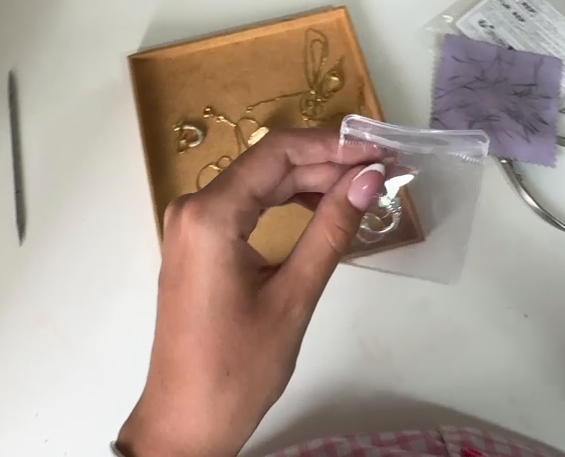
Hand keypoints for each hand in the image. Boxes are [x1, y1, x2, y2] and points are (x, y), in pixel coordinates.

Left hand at [117, 128, 386, 456]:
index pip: (277, 153)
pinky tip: (321, 205)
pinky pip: (245, 203)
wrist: (184, 420)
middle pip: (268, 164)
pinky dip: (284, 201)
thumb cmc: (236, 368)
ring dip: (308, 180)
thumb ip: (330, 229)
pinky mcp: (197, 239)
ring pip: (258, 182)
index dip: (331, 145)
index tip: (377, 149)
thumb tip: (367, 178)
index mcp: (210, 213)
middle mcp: (193, 204)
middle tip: (380, 168)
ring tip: (360, 184)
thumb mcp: (292, 297)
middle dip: (326, 163)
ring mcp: (191, 221)